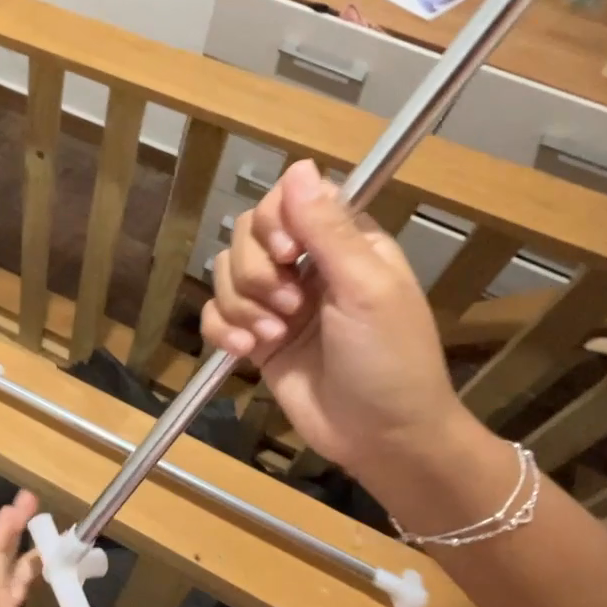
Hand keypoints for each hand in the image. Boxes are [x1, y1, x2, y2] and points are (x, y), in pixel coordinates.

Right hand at [199, 160, 466, 474]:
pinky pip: (216, 314)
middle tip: (289, 308)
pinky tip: (246, 352)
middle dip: (256, 273)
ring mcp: (278, 301)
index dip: (274, 223)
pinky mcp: (256, 336)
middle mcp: (307, 264)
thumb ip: (327, 229)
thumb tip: (300, 167)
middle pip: (247, 236)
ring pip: (226, 274)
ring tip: (273, 338)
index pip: (287, 202)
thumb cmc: (390, 360)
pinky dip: (224, 331)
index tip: (287, 254)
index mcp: (343, 243)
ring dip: (243, 307)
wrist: (382, 439)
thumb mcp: (365, 289)